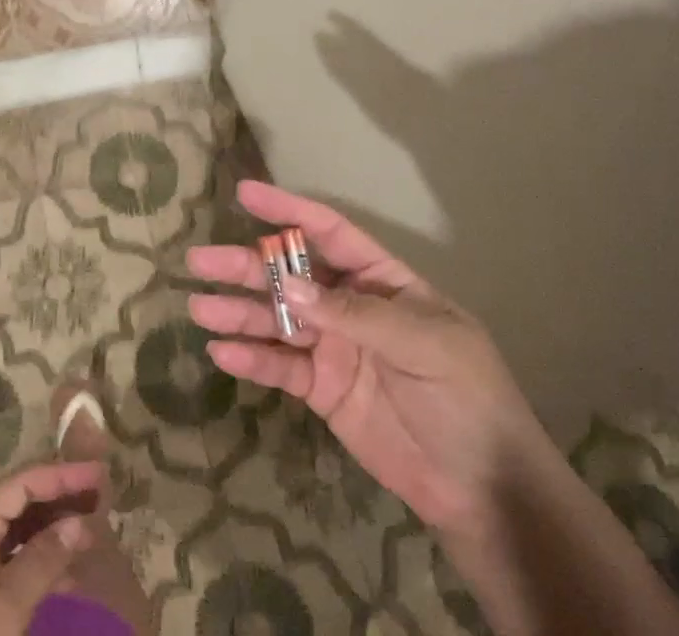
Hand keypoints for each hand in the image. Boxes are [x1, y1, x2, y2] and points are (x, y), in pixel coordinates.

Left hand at [0, 462, 100, 635]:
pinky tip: (73, 568)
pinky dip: (45, 555)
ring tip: (95, 526)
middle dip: (60, 493)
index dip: (60, 474)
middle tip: (103, 494)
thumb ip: (42, 561)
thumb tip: (78, 521)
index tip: (100, 473)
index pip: (20, 484)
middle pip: (19, 499)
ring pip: (19, 526)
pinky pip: (15, 554)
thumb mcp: (5, 606)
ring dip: (56, 524)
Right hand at [187, 181, 548, 533]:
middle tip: (198, 260)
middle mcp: (351, 308)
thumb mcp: (422, 344)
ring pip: (276, 321)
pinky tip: (222, 353)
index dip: (288, 212)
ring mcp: (333, 349)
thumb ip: (353, 313)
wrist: (480, 484)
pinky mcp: (320, 390)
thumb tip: (288, 285)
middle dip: (246, 266)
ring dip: (238, 313)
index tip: (244, 194)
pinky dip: (251, 359)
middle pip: (291, 277)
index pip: (330, 235)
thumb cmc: (466, 397)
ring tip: (199, 308)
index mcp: (384, 282)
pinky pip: (280, 368)